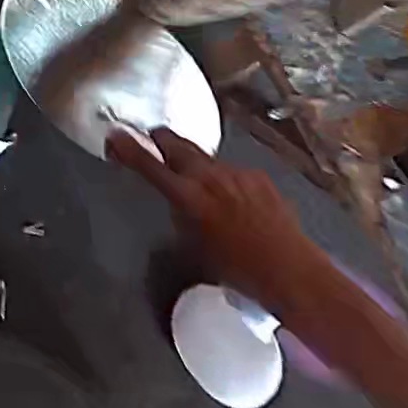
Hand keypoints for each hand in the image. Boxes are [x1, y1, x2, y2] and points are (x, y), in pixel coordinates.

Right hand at [106, 127, 326, 310]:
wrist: (293, 273)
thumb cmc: (238, 272)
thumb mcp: (194, 247)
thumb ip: (181, 216)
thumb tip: (178, 204)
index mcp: (187, 196)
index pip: (148, 164)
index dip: (127, 148)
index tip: (114, 135)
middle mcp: (209, 176)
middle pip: (176, 143)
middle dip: (161, 140)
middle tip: (153, 142)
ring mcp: (236, 172)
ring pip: (204, 158)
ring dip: (195, 164)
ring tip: (200, 185)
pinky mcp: (258, 176)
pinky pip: (232, 172)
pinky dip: (225, 181)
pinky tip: (235, 203)